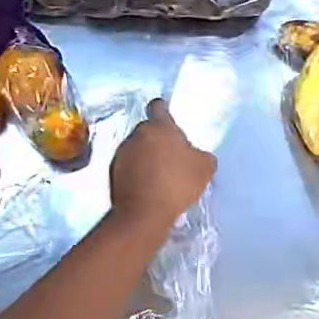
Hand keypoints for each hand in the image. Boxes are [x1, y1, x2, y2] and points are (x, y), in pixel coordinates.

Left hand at [110, 99, 215, 229]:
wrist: (145, 213)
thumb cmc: (177, 184)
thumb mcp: (204, 168)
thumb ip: (202, 154)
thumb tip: (197, 155)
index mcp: (159, 127)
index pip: (158, 106)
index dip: (165, 111)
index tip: (171, 123)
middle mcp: (137, 135)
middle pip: (148, 130)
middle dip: (159, 139)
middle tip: (172, 157)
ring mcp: (122, 153)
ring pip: (138, 148)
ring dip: (147, 156)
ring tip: (161, 175)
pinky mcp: (113, 171)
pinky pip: (129, 165)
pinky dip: (137, 171)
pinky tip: (149, 186)